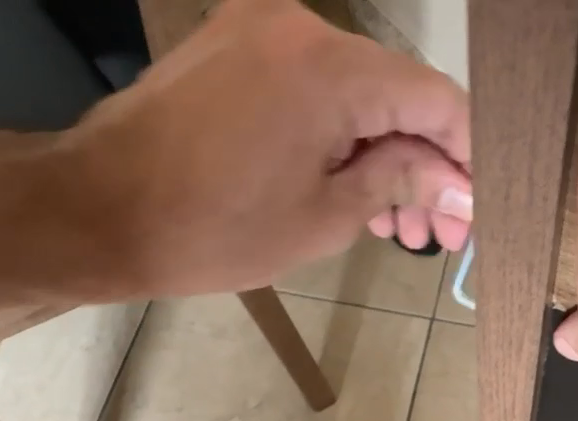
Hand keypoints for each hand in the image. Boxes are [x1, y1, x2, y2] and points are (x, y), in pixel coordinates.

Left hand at [61, 0, 469, 296]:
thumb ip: (403, 184)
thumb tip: (463, 189)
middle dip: (428, 167)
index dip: (469, 157)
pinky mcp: (238, 47)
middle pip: (400, 94)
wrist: (99, 210)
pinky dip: (345, 137)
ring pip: (360, 93)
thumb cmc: (216, 229)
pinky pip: (317, 88)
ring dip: (387, 156)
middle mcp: (301, 26)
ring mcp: (264, 29)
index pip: (436, 99)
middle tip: (440, 236)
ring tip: (400, 228)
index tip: (477, 211)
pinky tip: (357, 190)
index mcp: (330, 67)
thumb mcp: (327, 216)